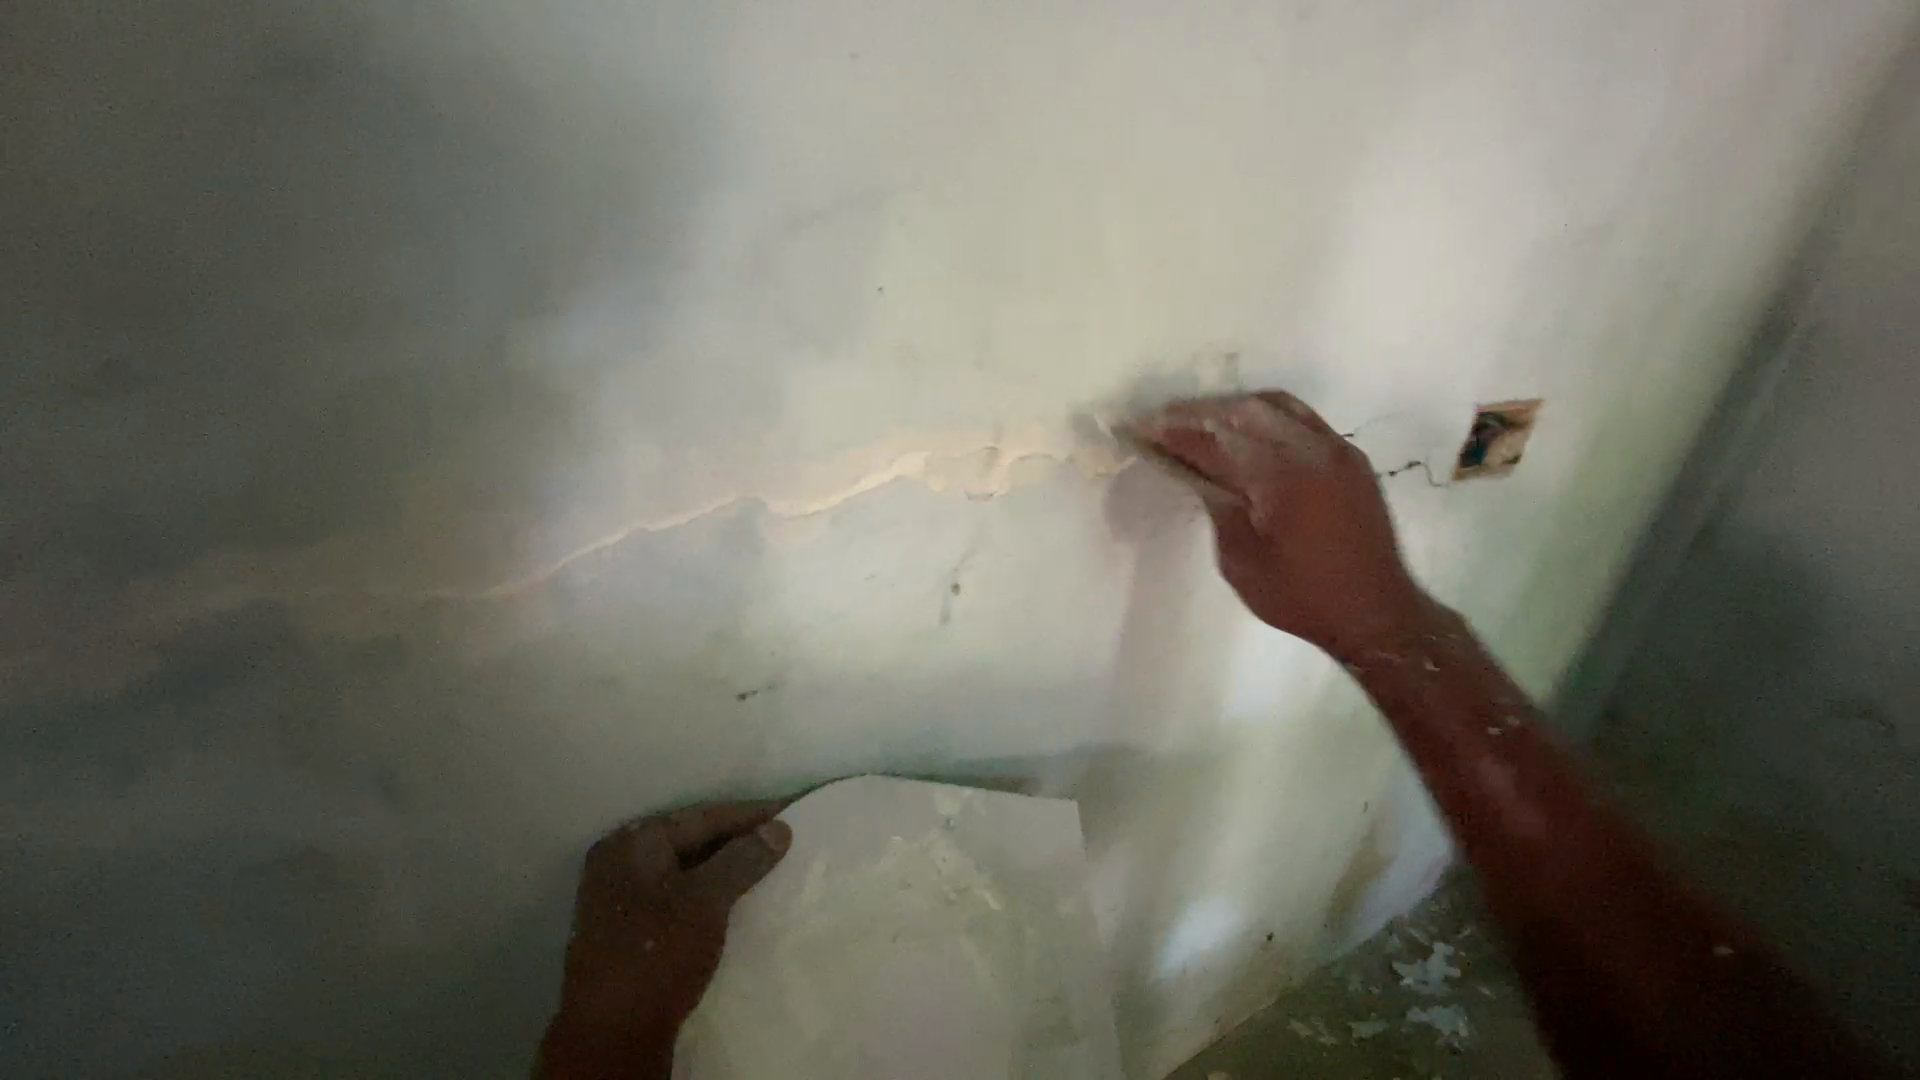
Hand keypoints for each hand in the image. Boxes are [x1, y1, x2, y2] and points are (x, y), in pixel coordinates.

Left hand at [538, 801, 792, 1079]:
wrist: (611, 1037)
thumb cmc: (656, 954)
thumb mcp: (706, 900)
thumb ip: (743, 858)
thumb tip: (778, 828)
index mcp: (631, 843)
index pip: (702, 816)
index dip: (750, 814)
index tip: (792, 811)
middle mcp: (620, 861)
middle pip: (692, 838)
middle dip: (738, 839)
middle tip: (783, 837)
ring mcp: (620, 897)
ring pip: (686, 869)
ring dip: (725, 867)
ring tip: (768, 865)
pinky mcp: (628, 931)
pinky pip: (678, 894)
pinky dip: (709, 891)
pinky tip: (737, 898)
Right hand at [1129, 391, 1428, 657]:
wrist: (1376, 612)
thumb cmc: (1300, 596)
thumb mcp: (1241, 560)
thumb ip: (1218, 505)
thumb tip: (1193, 469)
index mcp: (1282, 476)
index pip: (1215, 439)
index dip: (1173, 432)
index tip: (1139, 427)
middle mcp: (1312, 449)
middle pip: (1244, 410)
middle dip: (1197, 412)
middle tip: (1161, 419)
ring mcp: (1336, 448)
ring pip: (1276, 404)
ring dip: (1231, 407)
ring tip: (1199, 421)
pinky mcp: (1348, 457)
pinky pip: (1300, 418)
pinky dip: (1264, 415)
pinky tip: (1244, 431)